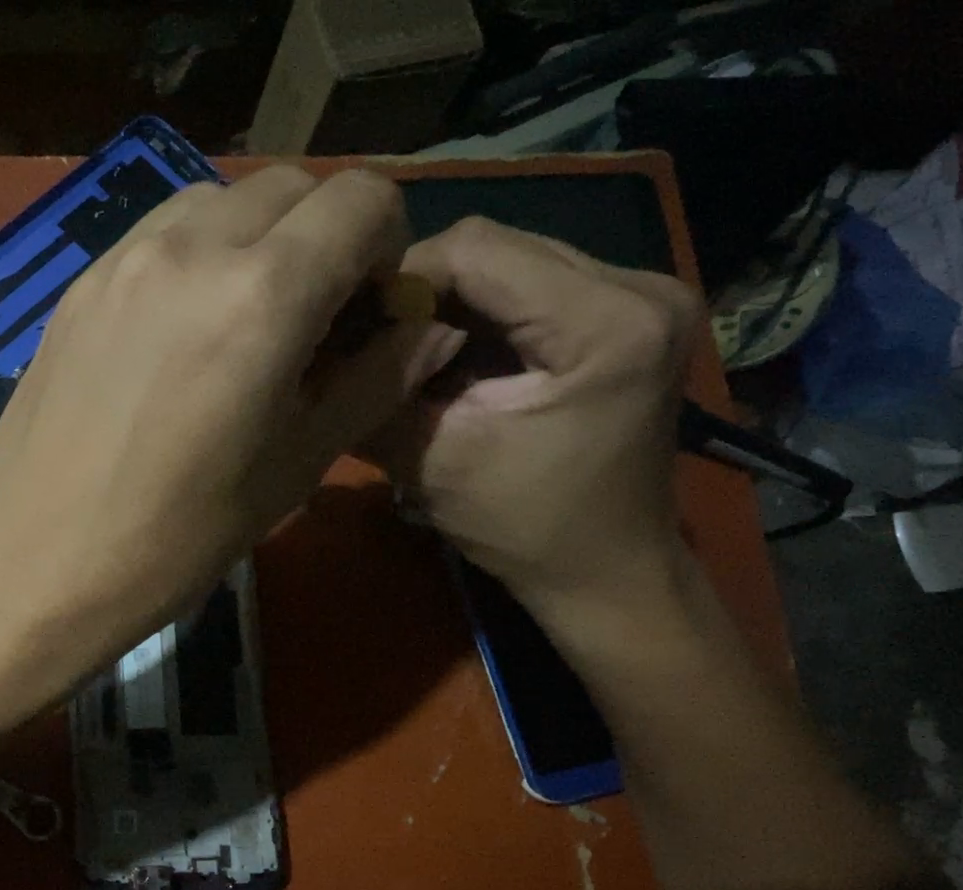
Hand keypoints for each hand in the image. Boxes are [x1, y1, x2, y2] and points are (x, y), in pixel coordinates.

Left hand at [0, 166, 464, 653]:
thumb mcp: (296, 465)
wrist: (36, 560)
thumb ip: (375, 378)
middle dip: (325, 234)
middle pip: (292, 186)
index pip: (362, 198)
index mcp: (262, 293)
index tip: (366, 310)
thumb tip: (425, 325)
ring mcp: (123, 259)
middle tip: (312, 316)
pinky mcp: (78, 284)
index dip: (386, 246)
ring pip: (219, 198)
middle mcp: (191, 248)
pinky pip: (157, 232)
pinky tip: (179, 326)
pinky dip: (193, 251)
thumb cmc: (177, 536)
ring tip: (243, 316)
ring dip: (255, 235)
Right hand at [373, 217, 701, 606]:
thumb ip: (378, 389)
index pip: (476, 249)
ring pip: (510, 259)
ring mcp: (641, 294)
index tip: (355, 328)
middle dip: (423, 290)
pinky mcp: (628, 312)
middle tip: (375, 341)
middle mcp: (639, 286)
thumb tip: (322, 343)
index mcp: (605, 321)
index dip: (401, 279)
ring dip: (449, 300)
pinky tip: (451, 355)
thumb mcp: (432, 458)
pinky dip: (478, 313)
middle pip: (496, 245)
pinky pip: (531, 284)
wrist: (605, 571)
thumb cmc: (524, 525)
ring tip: (408, 349)